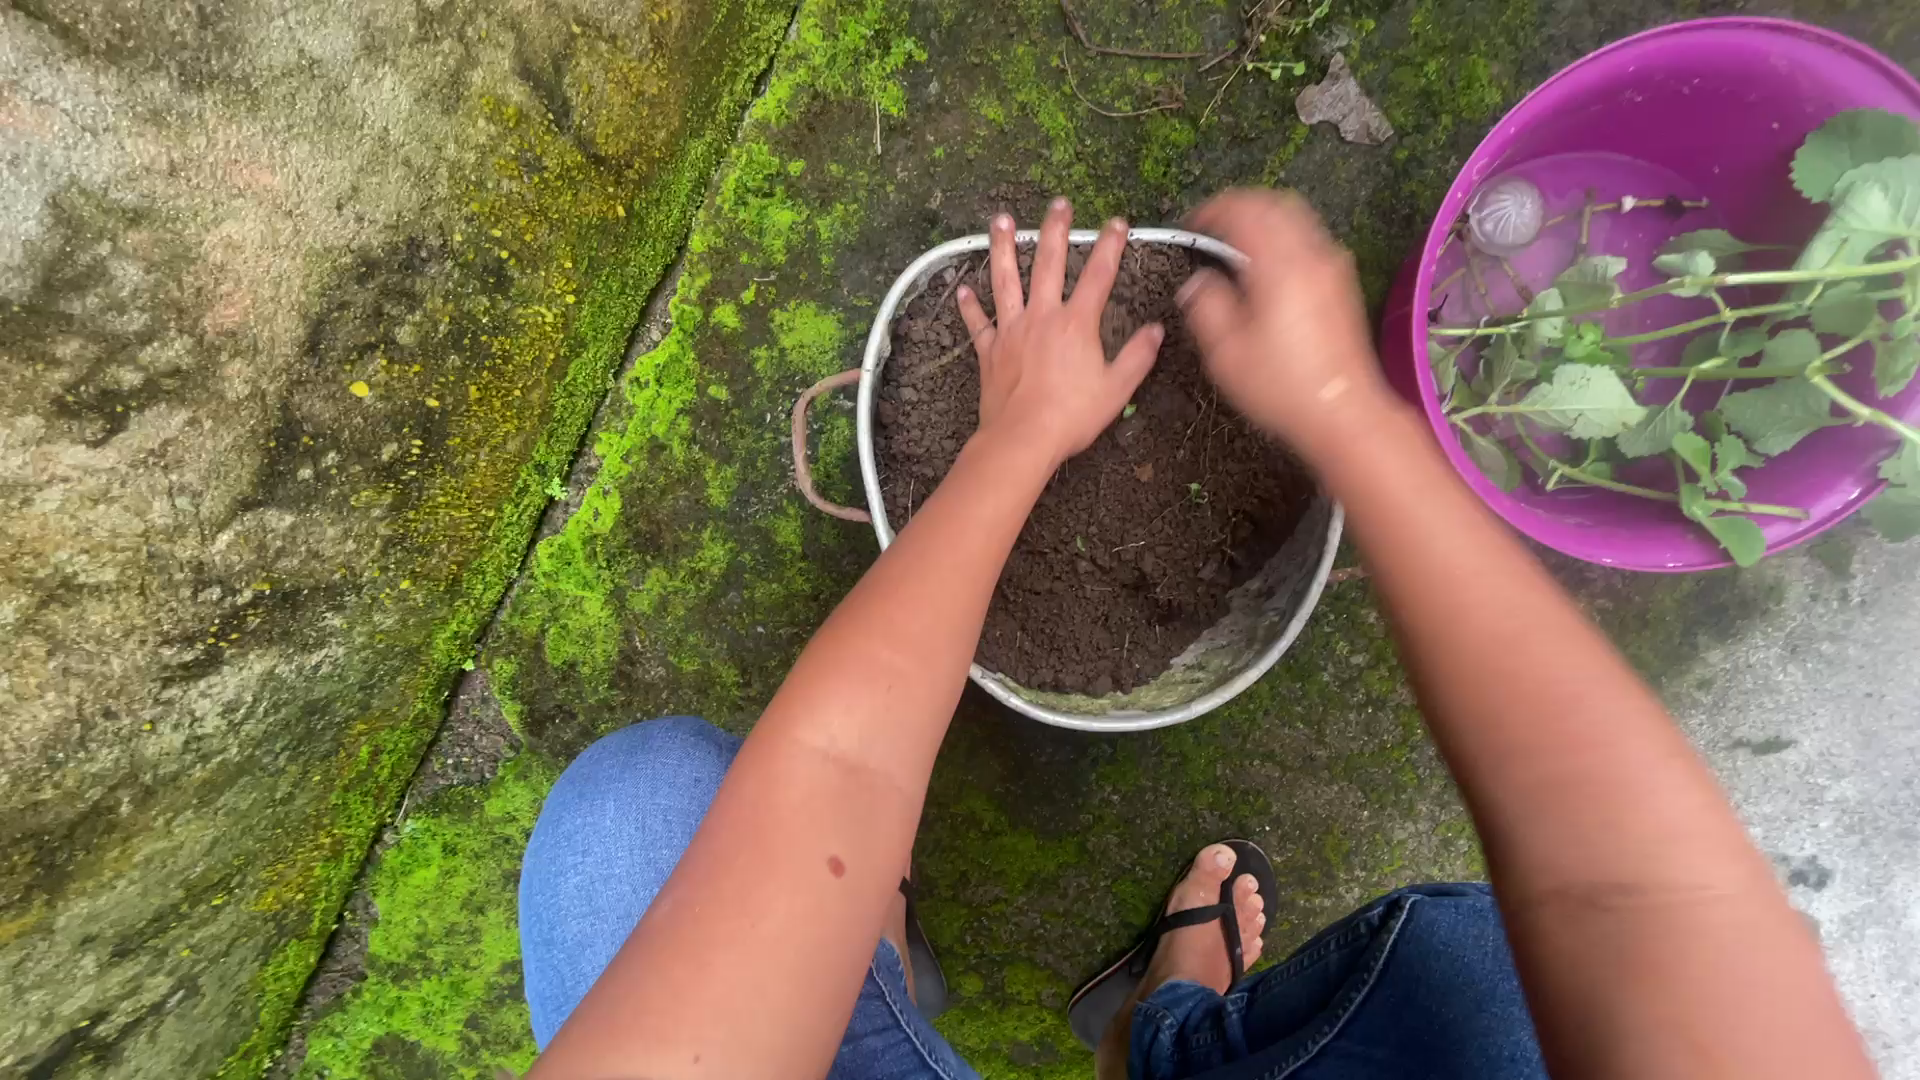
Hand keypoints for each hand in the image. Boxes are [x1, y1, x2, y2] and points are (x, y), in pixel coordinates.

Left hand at [957, 199, 1163, 466]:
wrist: (1022, 439)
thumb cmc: (1070, 417)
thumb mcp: (1116, 390)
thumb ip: (1137, 357)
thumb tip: (1156, 330)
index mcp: (1076, 324)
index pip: (1099, 275)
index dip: (1110, 245)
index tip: (1116, 222)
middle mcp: (1041, 317)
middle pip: (1048, 264)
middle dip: (1055, 230)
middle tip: (1058, 203)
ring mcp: (1011, 331)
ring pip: (1005, 280)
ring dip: (1003, 247)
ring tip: (1000, 219)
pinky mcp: (989, 351)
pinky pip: (977, 324)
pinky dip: (969, 306)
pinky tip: (963, 289)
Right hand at [1180, 190, 1396, 460]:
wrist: (1341, 409)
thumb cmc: (1280, 385)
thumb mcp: (1225, 352)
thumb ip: (1206, 306)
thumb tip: (1197, 283)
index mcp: (1278, 264)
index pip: (1244, 211)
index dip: (1212, 210)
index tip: (1192, 222)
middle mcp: (1311, 255)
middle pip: (1276, 204)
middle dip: (1240, 206)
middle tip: (1212, 224)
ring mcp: (1332, 267)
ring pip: (1297, 219)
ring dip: (1264, 219)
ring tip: (1236, 241)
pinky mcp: (1341, 285)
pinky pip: (1309, 240)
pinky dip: (1283, 237)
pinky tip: (1266, 265)